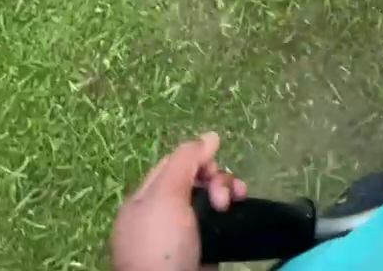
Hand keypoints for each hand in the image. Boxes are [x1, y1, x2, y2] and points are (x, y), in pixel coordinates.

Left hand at [110, 133, 247, 270]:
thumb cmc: (161, 245)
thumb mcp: (166, 196)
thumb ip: (186, 160)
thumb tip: (211, 136)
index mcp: (144, 201)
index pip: (173, 164)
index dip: (196, 158)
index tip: (212, 165)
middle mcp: (162, 214)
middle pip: (195, 178)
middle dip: (214, 177)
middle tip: (220, 193)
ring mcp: (183, 232)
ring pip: (210, 196)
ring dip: (226, 190)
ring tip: (232, 201)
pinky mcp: (203, 246)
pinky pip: (219, 218)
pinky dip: (231, 210)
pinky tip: (238, 207)